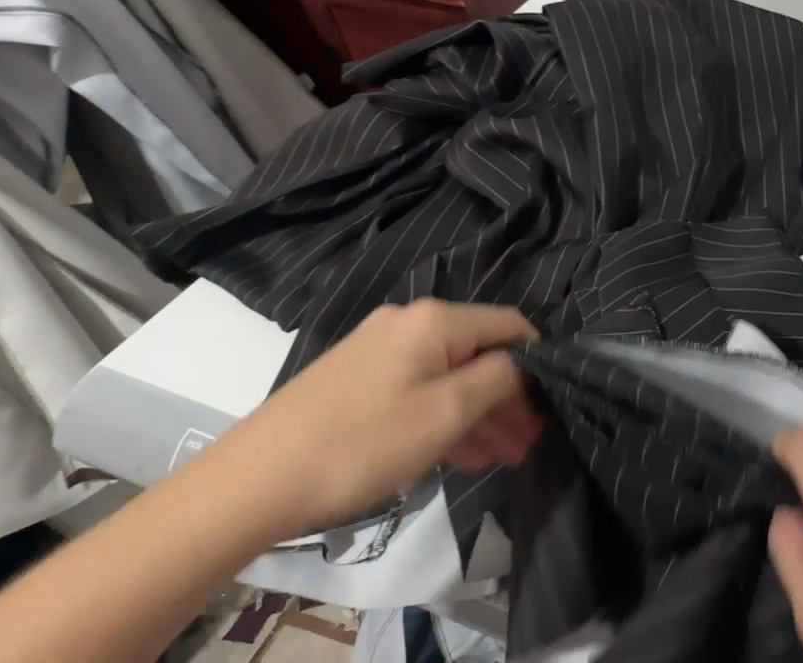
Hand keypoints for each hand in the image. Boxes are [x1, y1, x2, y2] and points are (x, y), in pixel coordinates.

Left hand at [202, 300, 543, 537]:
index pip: (510, 324)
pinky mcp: (356, 378)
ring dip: (479, 413)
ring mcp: (378, 349)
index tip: (550, 406)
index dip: (538, 362)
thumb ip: (497, 378)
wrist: (251, 483)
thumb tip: (524, 361)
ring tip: (503, 458)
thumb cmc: (361, 445)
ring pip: (448, 375)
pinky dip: (443, 416)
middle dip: (508, 396)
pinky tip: (460, 453)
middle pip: (478, 351)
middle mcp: (408, 322)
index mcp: (434, 320)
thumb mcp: (445, 413)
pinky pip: (418, 389)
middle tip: (529, 443)